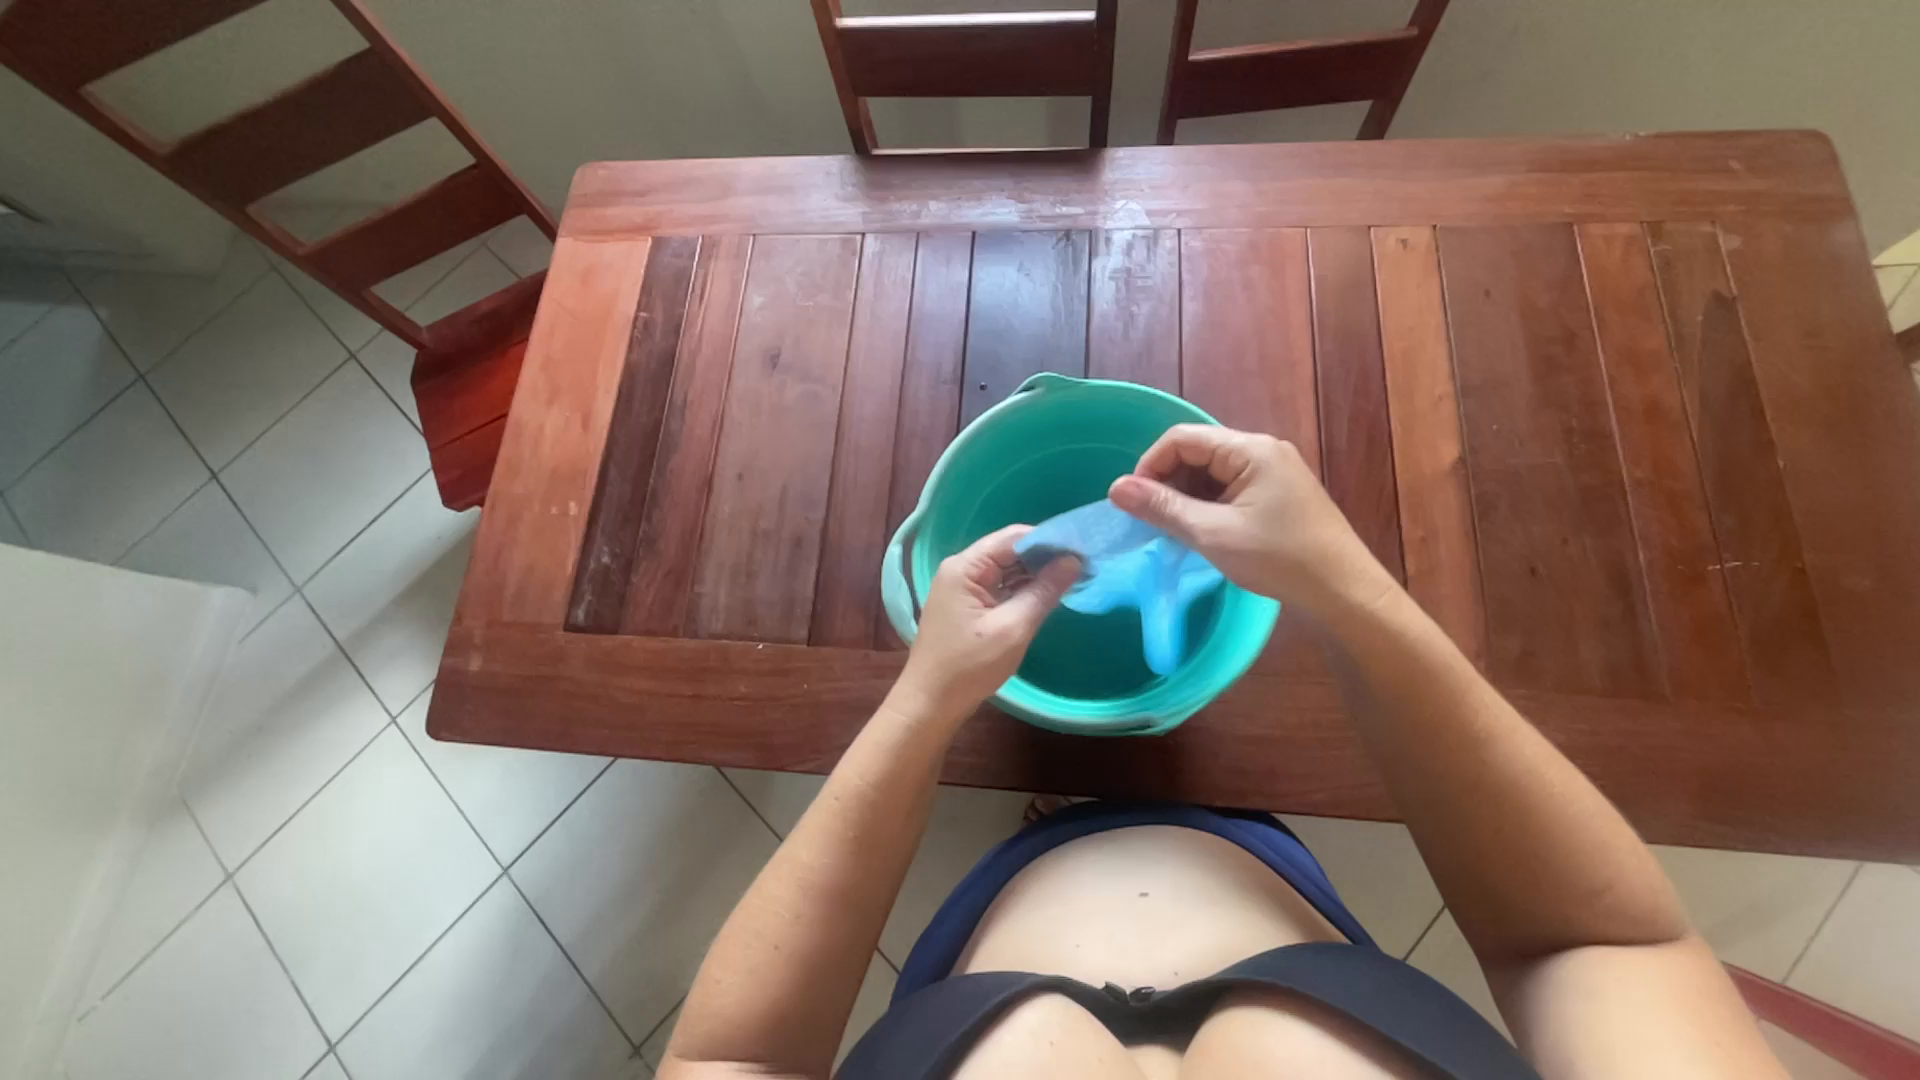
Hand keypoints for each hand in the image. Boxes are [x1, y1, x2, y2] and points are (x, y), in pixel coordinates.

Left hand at [893, 525, 1081, 718]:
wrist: (930, 704)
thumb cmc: (969, 667)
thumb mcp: (1013, 628)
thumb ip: (1044, 591)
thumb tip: (1074, 560)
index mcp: (965, 567)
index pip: (1014, 537)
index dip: (1049, 540)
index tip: (1083, 549)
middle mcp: (961, 570)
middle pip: (1010, 550)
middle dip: (1045, 556)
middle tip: (1085, 565)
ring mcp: (963, 588)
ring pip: (1007, 569)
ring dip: (1037, 573)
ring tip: (1074, 578)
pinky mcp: (968, 606)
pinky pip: (1000, 587)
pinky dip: (1023, 589)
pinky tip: (1048, 595)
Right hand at [1108, 425, 1397, 618]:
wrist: (1343, 592)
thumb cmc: (1278, 559)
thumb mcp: (1212, 534)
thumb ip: (1162, 508)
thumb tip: (1116, 488)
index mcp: (1250, 450)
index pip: (1182, 439)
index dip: (1150, 465)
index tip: (1133, 503)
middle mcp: (1262, 451)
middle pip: (1197, 452)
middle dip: (1167, 482)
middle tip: (1152, 520)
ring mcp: (1273, 472)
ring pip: (1211, 473)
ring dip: (1186, 497)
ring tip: (1175, 530)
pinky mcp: (1278, 494)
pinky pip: (1229, 488)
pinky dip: (1207, 506)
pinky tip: (1201, 532)